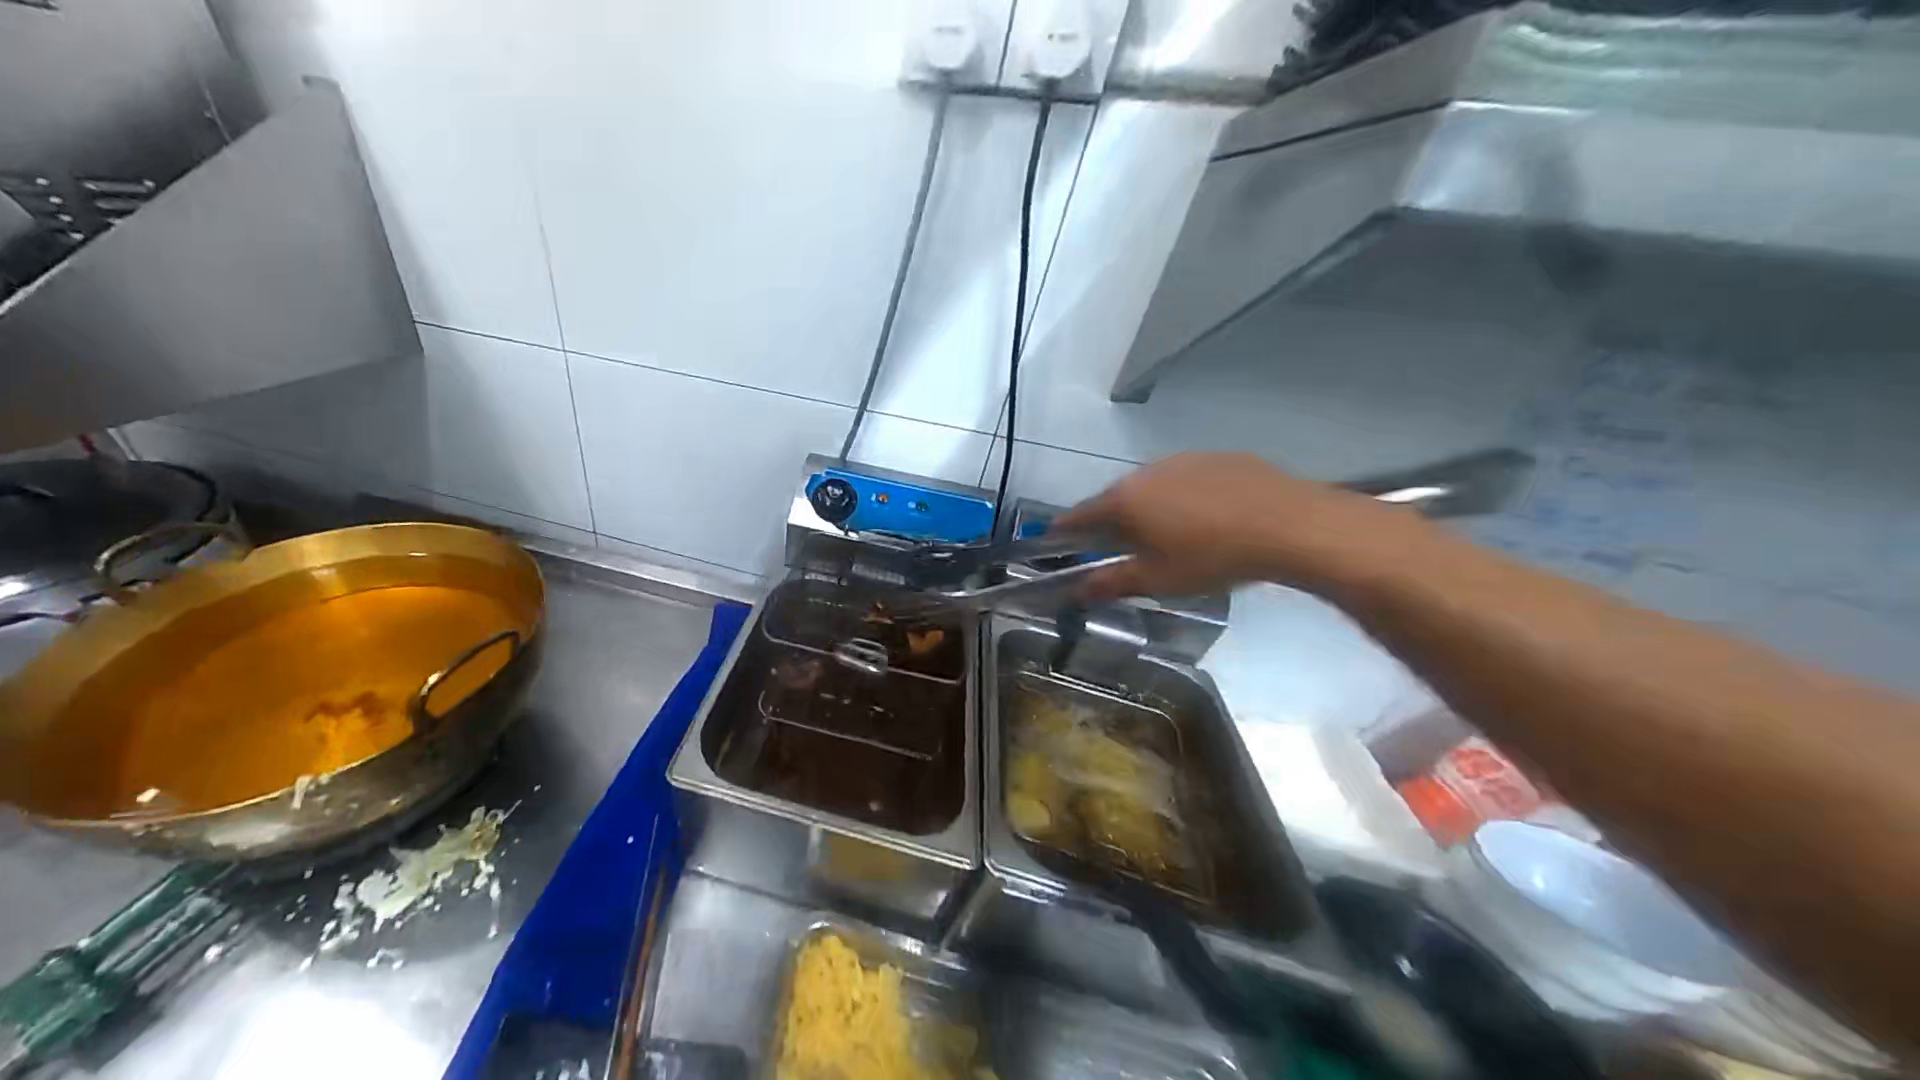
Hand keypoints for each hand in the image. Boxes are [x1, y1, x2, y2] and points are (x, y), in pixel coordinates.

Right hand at [1054, 452, 1420, 600]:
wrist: (1289, 524)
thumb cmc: (1213, 557)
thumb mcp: (1159, 580)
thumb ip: (1112, 583)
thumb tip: (1076, 590)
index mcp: (1125, 500)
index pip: (1080, 513)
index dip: (1064, 529)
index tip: (1055, 541)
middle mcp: (1147, 471)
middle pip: (1115, 497)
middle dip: (1109, 520)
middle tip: (1117, 547)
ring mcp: (1184, 459)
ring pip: (1151, 485)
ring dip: (1147, 506)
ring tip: (1165, 533)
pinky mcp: (1219, 457)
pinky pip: (1185, 478)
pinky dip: (1181, 496)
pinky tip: (1204, 517)